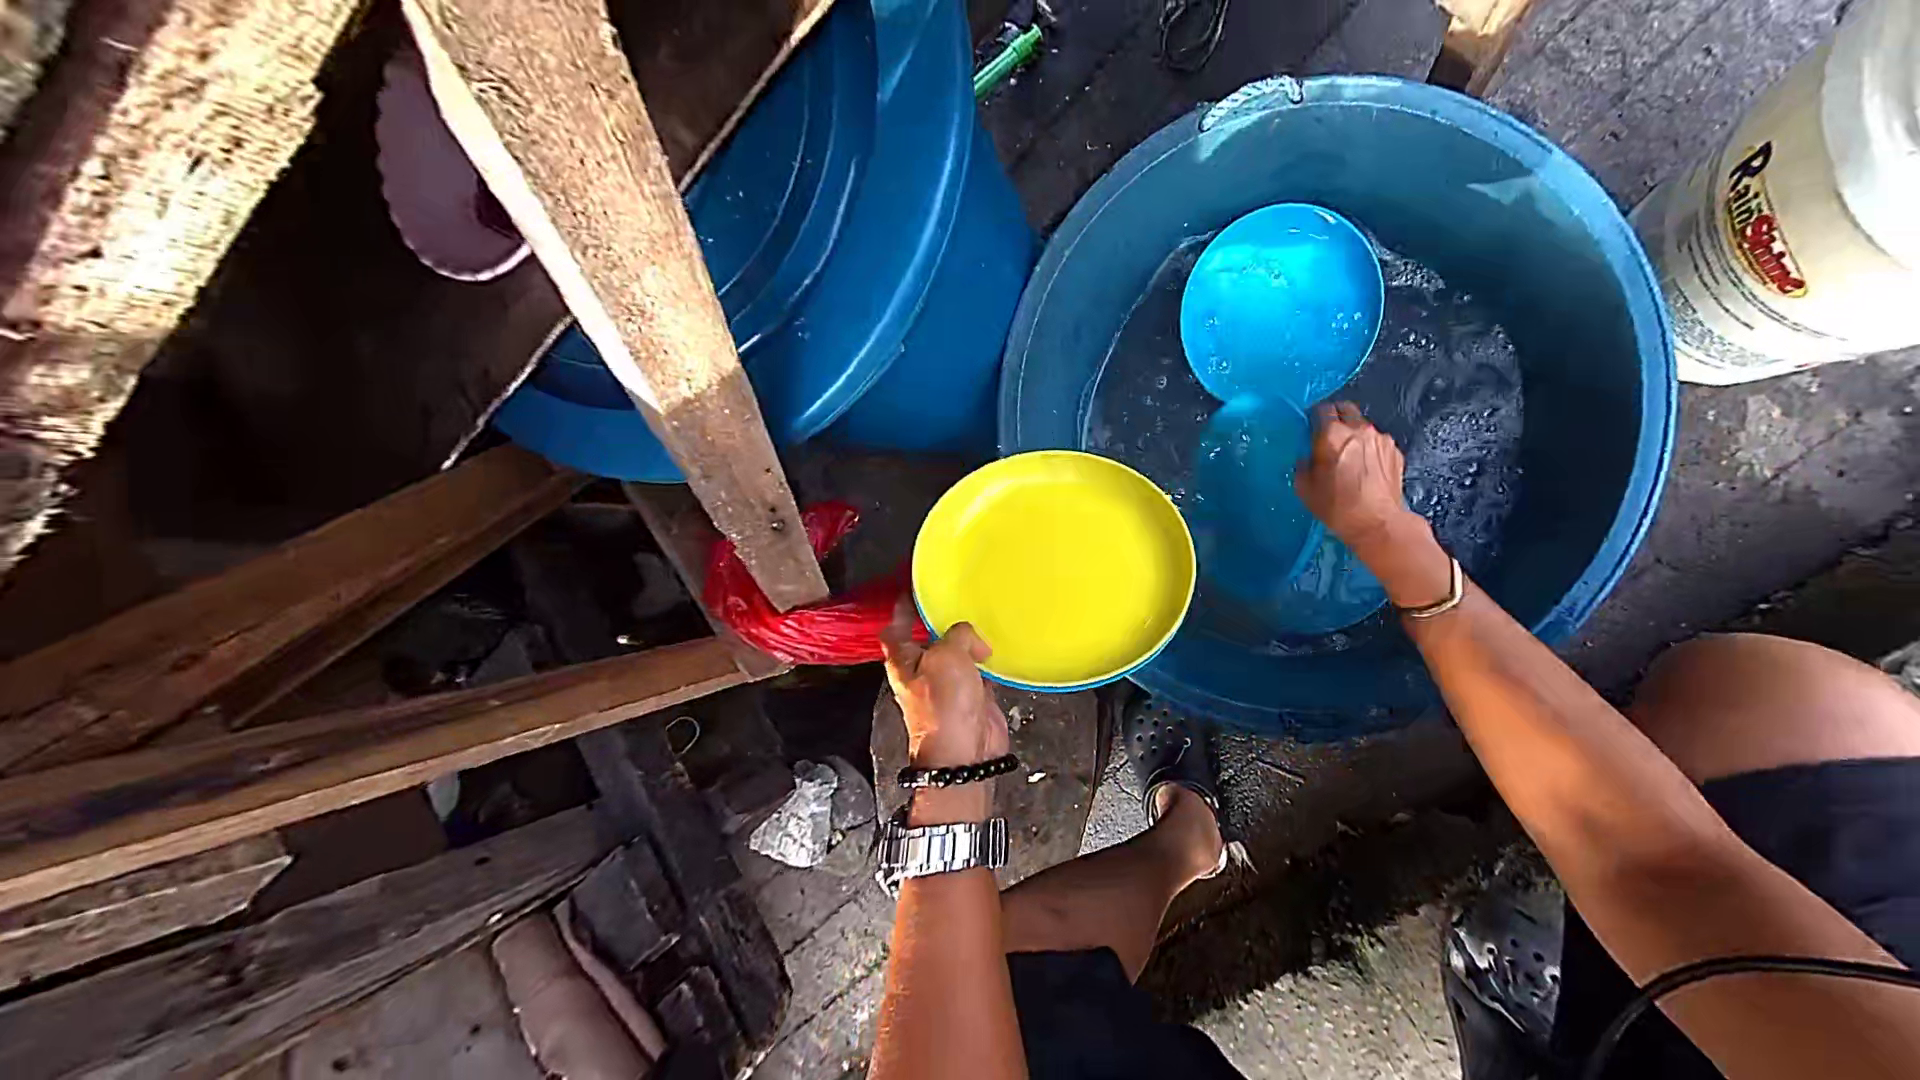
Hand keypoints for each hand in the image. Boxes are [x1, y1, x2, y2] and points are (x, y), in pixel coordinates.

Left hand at [880, 601, 1009, 823]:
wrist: (965, 751)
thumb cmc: (945, 704)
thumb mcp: (947, 655)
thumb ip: (959, 634)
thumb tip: (972, 640)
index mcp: (904, 659)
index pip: (897, 625)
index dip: (905, 606)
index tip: (917, 588)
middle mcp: (922, 669)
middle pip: (929, 636)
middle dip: (942, 619)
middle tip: (959, 598)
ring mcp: (947, 683)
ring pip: (956, 651)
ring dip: (968, 639)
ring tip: (983, 616)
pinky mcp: (971, 694)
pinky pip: (978, 668)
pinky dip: (987, 659)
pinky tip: (998, 645)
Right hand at [1293, 401, 1416, 555]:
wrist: (1377, 522)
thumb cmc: (1337, 506)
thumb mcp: (1305, 488)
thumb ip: (1303, 465)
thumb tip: (1308, 458)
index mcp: (1332, 435)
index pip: (1322, 410)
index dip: (1314, 418)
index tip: (1310, 428)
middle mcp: (1359, 430)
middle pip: (1346, 409)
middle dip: (1335, 417)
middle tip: (1327, 435)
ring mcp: (1381, 439)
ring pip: (1363, 426)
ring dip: (1353, 434)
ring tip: (1347, 455)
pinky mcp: (1395, 451)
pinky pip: (1377, 442)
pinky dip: (1368, 448)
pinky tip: (1364, 466)